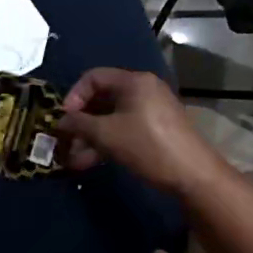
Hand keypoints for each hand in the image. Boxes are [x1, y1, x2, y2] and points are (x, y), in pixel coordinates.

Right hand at [55, 67, 226, 196]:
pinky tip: (90, 162)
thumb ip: (77, 124)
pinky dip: (106, 141)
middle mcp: (143, 90)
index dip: (73, 96)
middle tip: (65, 140)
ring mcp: (151, 110)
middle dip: (80, 121)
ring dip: (90, 136)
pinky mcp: (156, 129)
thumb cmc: (146, 146)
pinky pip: (123, 128)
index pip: (93, 77)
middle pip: (101, 98)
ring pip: (111, 117)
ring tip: (74, 159)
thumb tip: (59, 122)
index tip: (64, 118)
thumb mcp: (105, 134)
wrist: (193, 175)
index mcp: (133, 82)